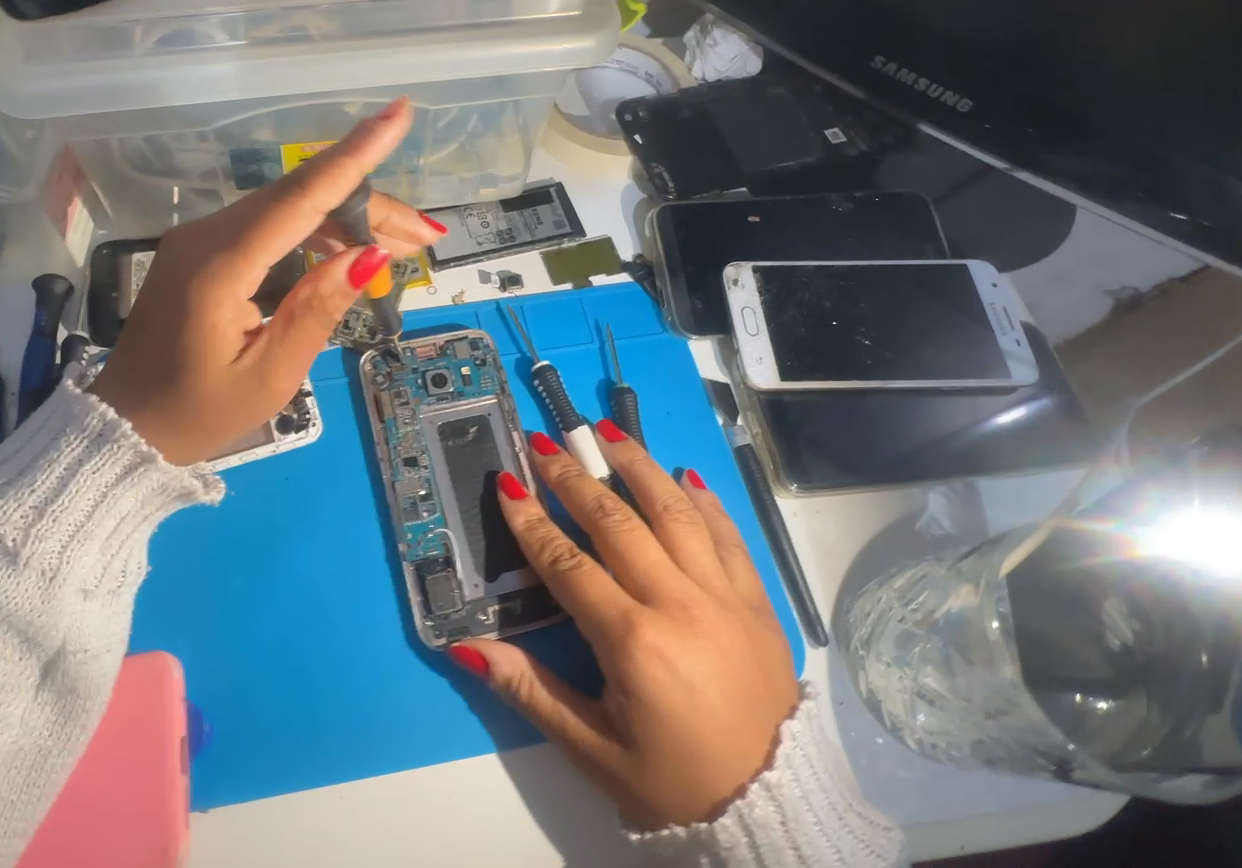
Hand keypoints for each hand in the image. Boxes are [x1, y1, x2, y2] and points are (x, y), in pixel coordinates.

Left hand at [89, 99, 443, 464]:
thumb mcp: (270, 376)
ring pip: (287, 209)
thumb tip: (370, 255)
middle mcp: (207, 238)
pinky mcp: (202, 252)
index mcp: (220, 268)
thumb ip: (318, 310)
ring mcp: (200, 240)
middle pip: (300, 198)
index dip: (353, 157)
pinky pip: (268, 227)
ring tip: (406, 243)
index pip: (298, 199)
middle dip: (369, 206)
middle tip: (427, 235)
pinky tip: (351, 249)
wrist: (126, 426)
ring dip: (346, 220)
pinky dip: (314, 233)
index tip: (396, 116)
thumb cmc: (199, 413)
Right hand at [453, 421, 798, 829]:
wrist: (774, 809)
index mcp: (633, 640)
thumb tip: (468, 649)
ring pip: (676, 512)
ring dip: (639, 467)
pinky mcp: (757, 601)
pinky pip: (729, 535)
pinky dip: (705, 500)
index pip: (568, 563)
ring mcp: (724, 596)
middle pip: (618, 522)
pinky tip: (685, 475)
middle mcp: (679, 603)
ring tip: (610, 432)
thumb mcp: (593, 750)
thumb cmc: (673, 784)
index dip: (532, 521)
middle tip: (546, 442)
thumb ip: (530, 690)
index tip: (508, 483)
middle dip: (575, 477)